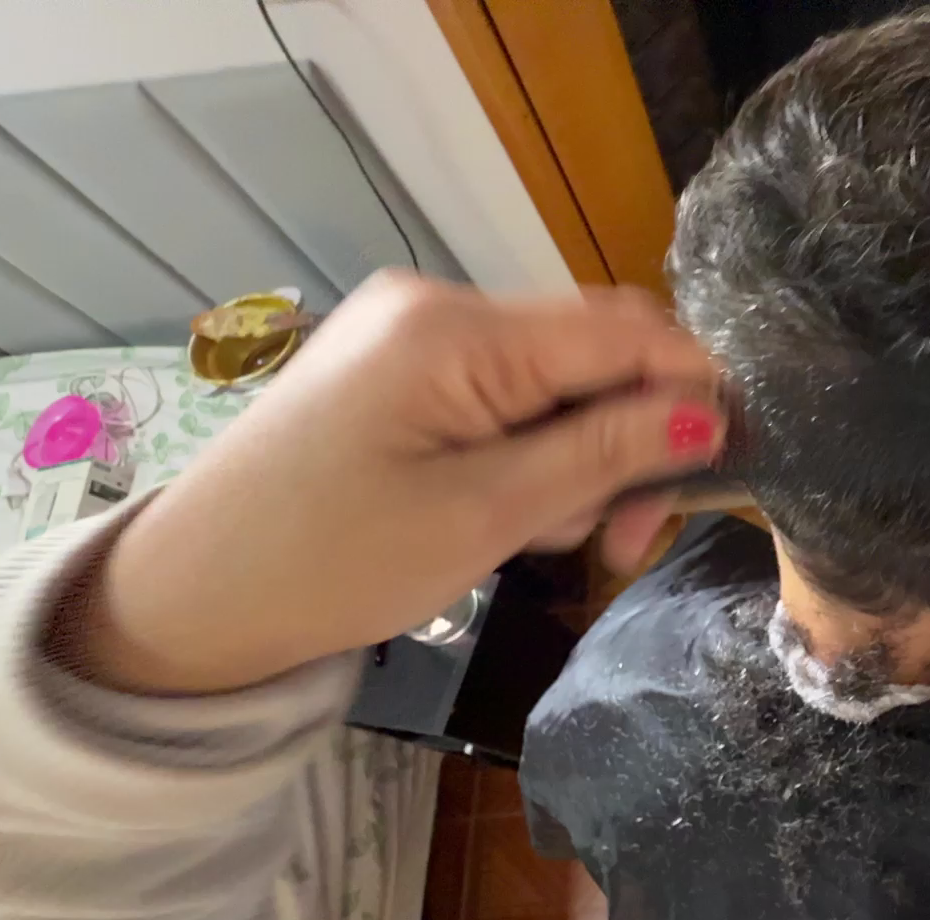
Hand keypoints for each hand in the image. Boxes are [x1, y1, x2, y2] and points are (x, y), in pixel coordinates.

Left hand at [77, 272, 722, 693]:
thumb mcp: (491, 513)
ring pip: (566, 386)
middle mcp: (445, 309)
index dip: (695, 384)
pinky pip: (519, 401)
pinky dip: (545, 456)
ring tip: (559, 537)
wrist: (194, 600)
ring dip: (590, 460)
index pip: (623, 331)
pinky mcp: (417, 375)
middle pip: (598, 356)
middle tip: (635, 536)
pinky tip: (521, 510)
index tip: (735, 454)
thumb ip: (607, 453)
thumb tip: (711, 417)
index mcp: (458, 330)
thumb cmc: (337, 562)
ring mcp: (427, 339)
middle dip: (637, 439)